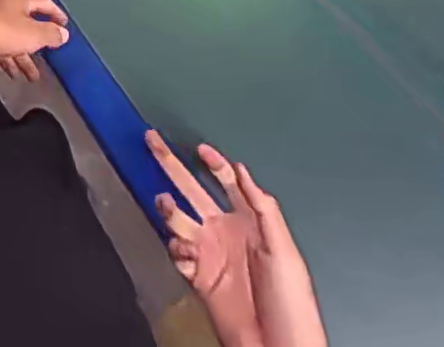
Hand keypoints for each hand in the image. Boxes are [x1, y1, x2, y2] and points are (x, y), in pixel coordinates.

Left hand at [0, 0, 69, 81]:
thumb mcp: (32, 35)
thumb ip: (50, 34)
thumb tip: (63, 33)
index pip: (45, 4)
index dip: (56, 15)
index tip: (64, 25)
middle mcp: (6, 3)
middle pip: (27, 22)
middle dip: (38, 43)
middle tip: (48, 57)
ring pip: (13, 37)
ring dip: (23, 56)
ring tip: (31, 76)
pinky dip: (8, 57)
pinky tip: (11, 72)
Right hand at [147, 132, 325, 346]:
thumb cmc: (290, 302)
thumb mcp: (284, 252)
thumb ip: (263, 209)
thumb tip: (242, 170)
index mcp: (248, 222)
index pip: (227, 182)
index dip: (214, 163)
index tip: (200, 149)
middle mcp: (224, 231)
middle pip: (192, 189)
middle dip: (172, 165)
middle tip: (153, 142)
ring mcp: (209, 253)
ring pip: (179, 218)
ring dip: (169, 208)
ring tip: (166, 205)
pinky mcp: (197, 277)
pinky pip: (177, 253)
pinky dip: (176, 248)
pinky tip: (183, 253)